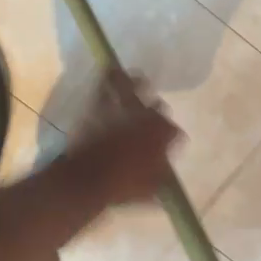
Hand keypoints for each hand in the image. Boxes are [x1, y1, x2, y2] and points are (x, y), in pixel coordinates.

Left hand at [61, 70, 180, 205]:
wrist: (85, 180)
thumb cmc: (119, 189)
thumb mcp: (148, 191)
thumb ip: (159, 178)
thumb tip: (163, 174)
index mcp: (163, 139)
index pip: (175, 133)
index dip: (170, 138)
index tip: (166, 143)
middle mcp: (148, 119)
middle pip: (159, 110)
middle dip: (155, 113)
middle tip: (148, 120)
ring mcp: (124, 109)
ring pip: (138, 89)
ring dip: (139, 86)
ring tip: (138, 79)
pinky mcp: (102, 105)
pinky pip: (108, 85)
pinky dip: (111, 77)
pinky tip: (110, 70)